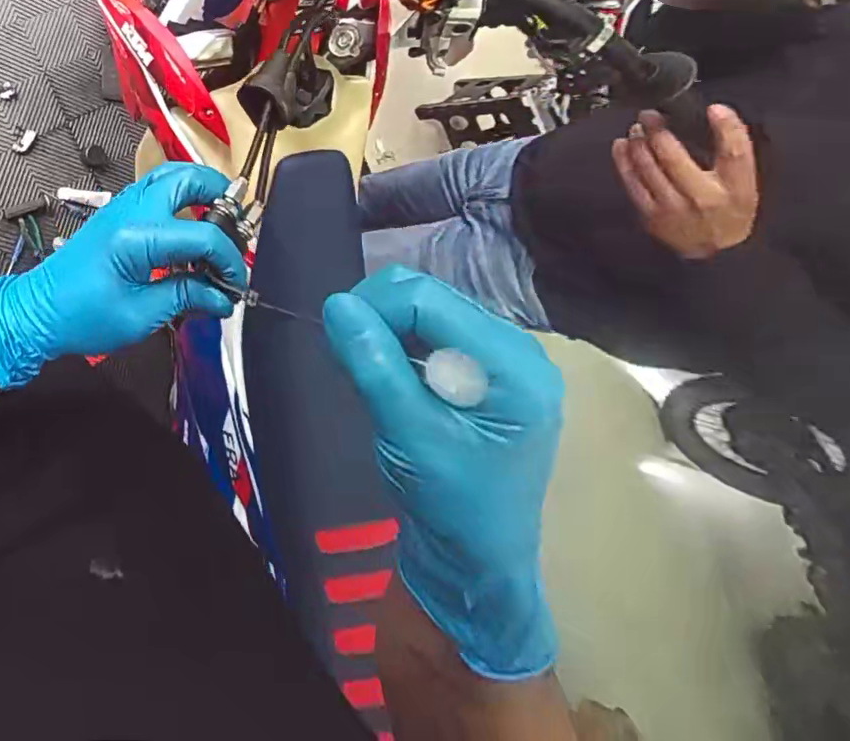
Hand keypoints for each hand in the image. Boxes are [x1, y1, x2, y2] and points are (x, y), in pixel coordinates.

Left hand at [0, 163, 246, 387]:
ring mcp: (120, 209)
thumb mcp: (140, 315)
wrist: (37, 312)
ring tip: (218, 221)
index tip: (235, 283)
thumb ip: (186, 297)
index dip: (228, 260)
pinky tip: (188, 229)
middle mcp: (129, 212)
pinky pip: (154, 192)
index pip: (202, 236)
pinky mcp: (115, 215)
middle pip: (187, 178)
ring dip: (199, 191)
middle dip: (220, 196)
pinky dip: (179, 201)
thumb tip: (219, 295)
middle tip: (237, 225)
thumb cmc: (77, 315)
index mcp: (136, 238)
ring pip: (169, 177)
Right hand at [324, 265, 563, 679]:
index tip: (339, 344)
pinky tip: (386, 377)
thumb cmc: (452, 502)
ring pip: (420, 306)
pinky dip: (393, 341)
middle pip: (425, 294)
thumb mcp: (409, 435)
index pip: (426, 299)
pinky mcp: (479, 364)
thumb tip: (336, 304)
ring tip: (367, 375)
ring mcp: (497, 354)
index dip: (373, 309)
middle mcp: (513, 346)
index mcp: (513, 364)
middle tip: (349, 360)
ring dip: (381, 330)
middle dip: (376, 316)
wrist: (476, 554)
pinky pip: (424, 327)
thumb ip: (375, 366)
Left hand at [611, 103, 757, 259]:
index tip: (715, 109)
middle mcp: (703, 196)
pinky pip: (632, 181)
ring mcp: (672, 206)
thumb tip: (717, 120)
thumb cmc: (730, 212)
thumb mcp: (744, 186)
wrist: (714, 251)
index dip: (727, 129)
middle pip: (675, 157)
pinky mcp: (649, 213)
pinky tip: (622, 145)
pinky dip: (624, 160)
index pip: (735, 154)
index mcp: (736, 188)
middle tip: (650, 114)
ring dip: (639, 143)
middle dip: (659, 131)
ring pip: (648, 167)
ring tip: (637, 127)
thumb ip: (732, 158)